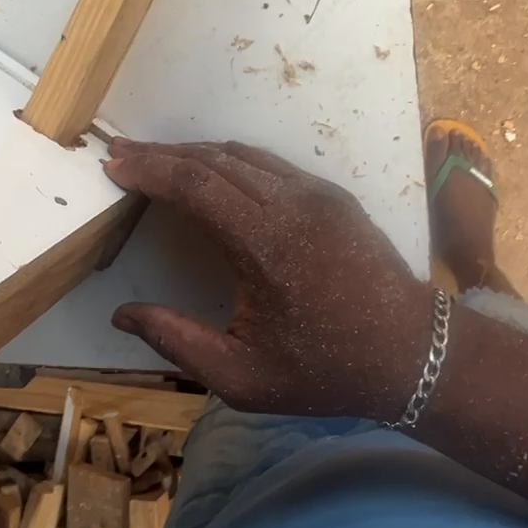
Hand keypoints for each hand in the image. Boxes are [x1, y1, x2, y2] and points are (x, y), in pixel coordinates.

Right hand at [102, 138, 433, 419]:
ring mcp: (316, 193)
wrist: (413, 353)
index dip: (150, 170)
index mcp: (267, 244)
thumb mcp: (243, 377)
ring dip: (192, 152)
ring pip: (241, 154)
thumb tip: (121, 315)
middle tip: (120, 150)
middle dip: (160, 153)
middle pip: (212, 160)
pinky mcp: (330, 193)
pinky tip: (207, 168)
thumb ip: (177, 341)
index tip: (114, 166)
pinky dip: (227, 159)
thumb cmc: (325, 370)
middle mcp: (291, 203)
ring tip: (153, 155)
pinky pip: (268, 163)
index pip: (196, 184)